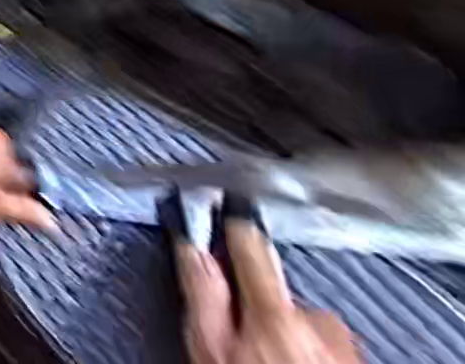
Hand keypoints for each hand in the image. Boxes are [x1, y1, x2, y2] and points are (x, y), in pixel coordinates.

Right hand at [178, 215, 360, 363]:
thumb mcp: (207, 342)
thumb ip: (200, 291)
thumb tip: (189, 243)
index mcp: (272, 311)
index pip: (249, 245)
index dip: (233, 220)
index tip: (225, 198)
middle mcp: (319, 324)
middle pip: (278, 286)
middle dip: (258, 294)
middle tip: (241, 319)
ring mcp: (345, 348)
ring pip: (308, 318)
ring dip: (287, 324)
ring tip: (270, 349)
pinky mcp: (356, 361)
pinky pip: (328, 341)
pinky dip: (309, 344)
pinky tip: (292, 358)